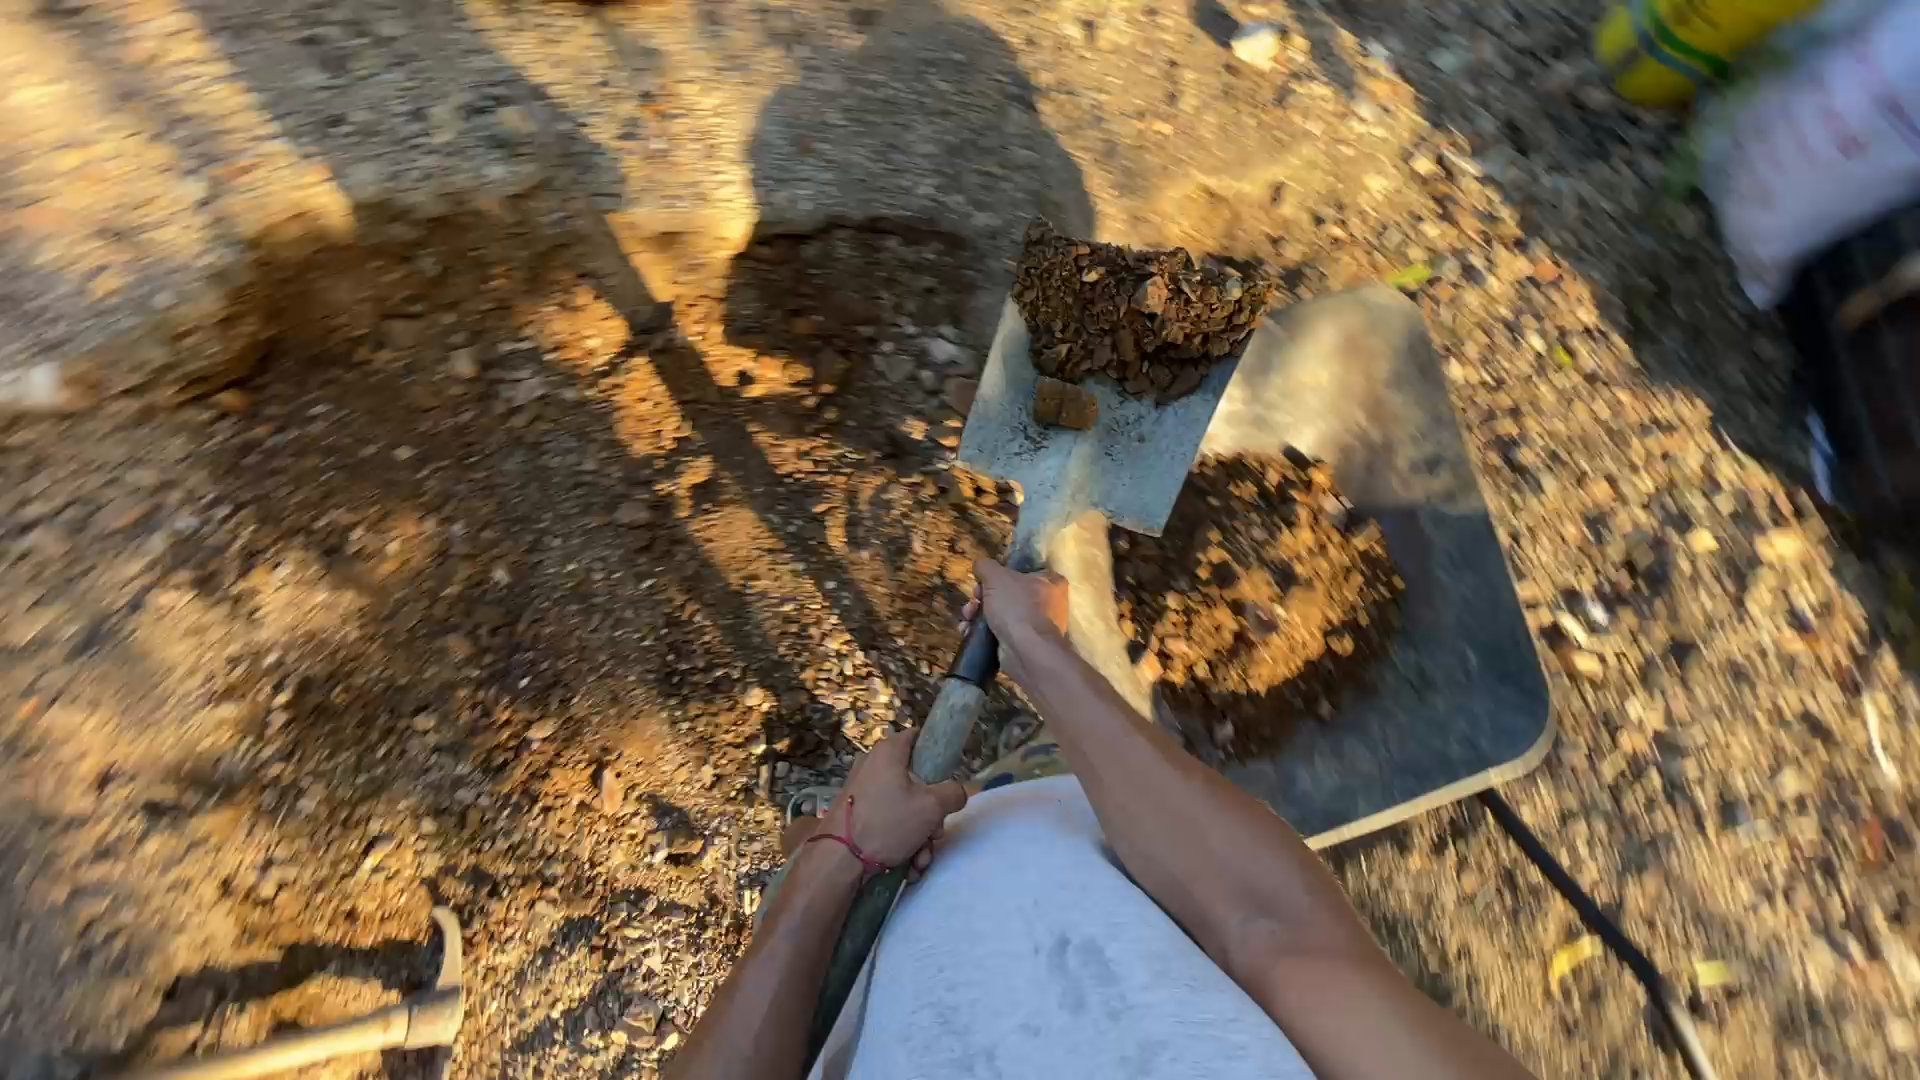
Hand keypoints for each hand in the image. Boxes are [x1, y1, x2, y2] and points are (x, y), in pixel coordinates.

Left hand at [817, 729, 967, 871]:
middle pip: (915, 781)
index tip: (947, 778)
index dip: (938, 754)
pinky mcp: (855, 815)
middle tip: (934, 834)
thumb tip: (956, 793)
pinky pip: (887, 822)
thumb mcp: (931, 807)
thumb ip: (953, 793)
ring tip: (920, 860)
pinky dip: (900, 842)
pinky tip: (906, 866)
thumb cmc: (886, 823)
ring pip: (903, 808)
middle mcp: (873, 766)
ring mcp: (862, 791)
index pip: (919, 737)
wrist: (837, 861)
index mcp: (889, 752)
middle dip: (931, 814)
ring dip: (918, 835)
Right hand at [961, 560, 1069, 680]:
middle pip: (1006, 592)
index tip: (984, 580)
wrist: (1026, 651)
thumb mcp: (997, 576)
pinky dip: (982, 631)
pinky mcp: (1023, 644)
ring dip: (977, 614)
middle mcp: (1047, 603)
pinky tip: (968, 631)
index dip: (1000, 574)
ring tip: (967, 618)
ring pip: (999, 613)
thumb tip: (980, 565)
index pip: (1023, 570)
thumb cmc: (1017, 607)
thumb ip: (986, 566)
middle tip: (974, 600)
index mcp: (1050, 581)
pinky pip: (999, 632)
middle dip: (982, 597)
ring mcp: (1035, 626)